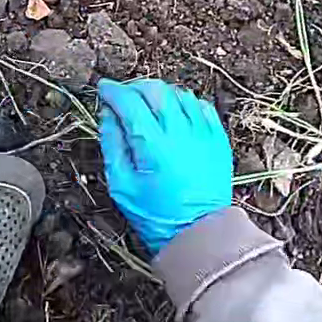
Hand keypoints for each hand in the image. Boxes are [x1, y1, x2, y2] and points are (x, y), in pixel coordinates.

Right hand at [97, 78, 232, 253]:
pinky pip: (201, 106)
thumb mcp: (122, 185)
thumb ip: (112, 145)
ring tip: (148, 107)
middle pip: (156, 90)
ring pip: (179, 94)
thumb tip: (108, 114)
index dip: (113, 91)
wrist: (201, 233)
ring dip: (159, 94)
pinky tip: (174, 114)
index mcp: (154, 145)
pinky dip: (184, 103)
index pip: (130, 102)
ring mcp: (203, 133)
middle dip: (135, 88)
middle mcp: (181, 132)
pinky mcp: (218, 138)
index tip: (103, 89)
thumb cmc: (157, 215)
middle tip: (124, 97)